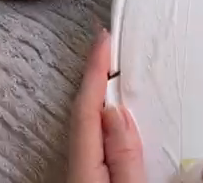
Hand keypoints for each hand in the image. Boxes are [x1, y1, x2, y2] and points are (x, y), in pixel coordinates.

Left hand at [68, 28, 144, 182]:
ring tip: (111, 68)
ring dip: (99, 93)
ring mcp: (82, 177)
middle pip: (84, 112)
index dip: (96, 68)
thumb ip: (124, 156)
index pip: (88, 108)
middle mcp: (78, 170)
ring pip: (89, 126)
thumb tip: (116, 110)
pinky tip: (114, 113)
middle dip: (95, 74)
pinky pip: (96, 139)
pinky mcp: (90, 182)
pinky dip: (103, 114)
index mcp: (84, 169)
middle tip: (107, 41)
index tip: (104, 35)